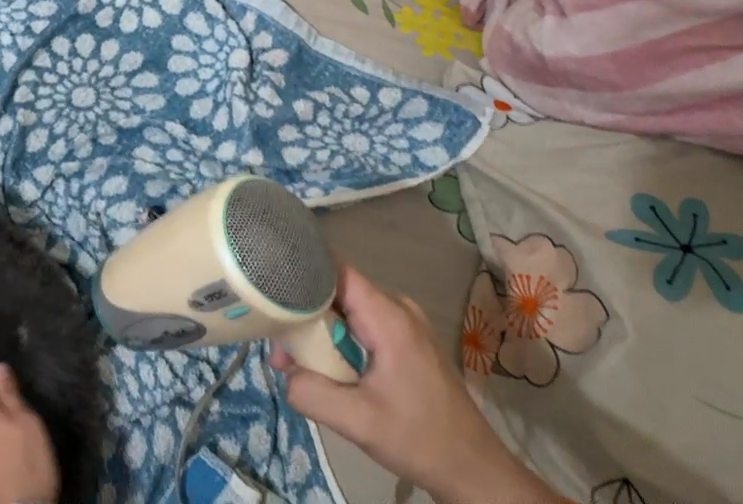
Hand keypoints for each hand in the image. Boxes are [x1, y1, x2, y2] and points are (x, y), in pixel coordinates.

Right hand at [270, 263, 558, 503]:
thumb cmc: (421, 440)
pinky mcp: (404, 341)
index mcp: (389, 317)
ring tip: (295, 364)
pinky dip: (335, 341)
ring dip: (316, 331)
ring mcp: (403, 324)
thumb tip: (284, 372)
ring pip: (343, 309)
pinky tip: (323, 368)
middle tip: (278, 349)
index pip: (332, 269)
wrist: (476, 473)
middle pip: (334, 290)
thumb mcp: (357, 422)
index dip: (297, 272)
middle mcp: (397, 308)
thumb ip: (309, 391)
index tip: (266, 289)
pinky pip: (358, 324)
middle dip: (300, 314)